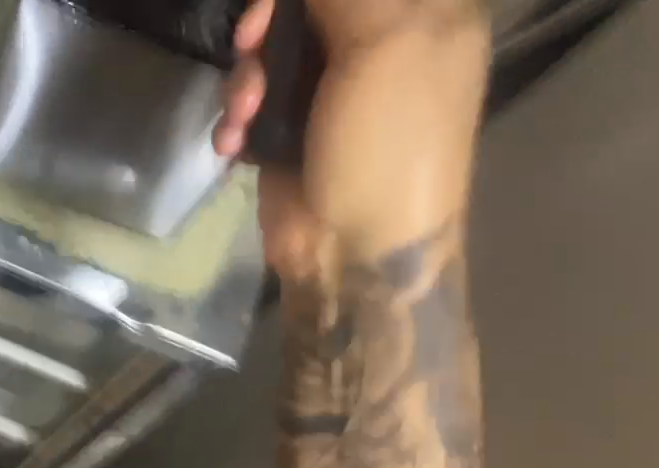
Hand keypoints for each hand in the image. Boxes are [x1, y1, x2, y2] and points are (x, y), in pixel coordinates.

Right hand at [212, 0, 492, 273]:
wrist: (351, 252)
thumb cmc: (385, 146)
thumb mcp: (385, 46)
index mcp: (424, 11)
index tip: (270, 10)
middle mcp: (376, 45)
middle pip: (302, 11)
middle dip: (265, 26)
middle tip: (247, 48)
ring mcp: (328, 94)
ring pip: (269, 55)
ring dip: (243, 81)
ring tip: (242, 118)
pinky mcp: (288, 135)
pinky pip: (250, 104)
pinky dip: (235, 121)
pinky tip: (234, 144)